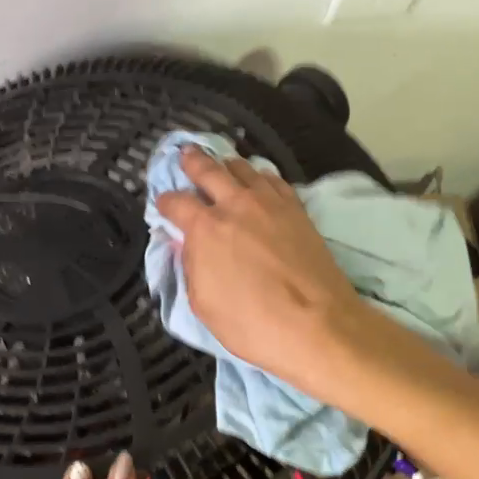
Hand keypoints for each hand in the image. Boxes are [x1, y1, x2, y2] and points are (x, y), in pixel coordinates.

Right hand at [155, 148, 372, 384]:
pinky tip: (258, 180)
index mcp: (205, 229)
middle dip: (193, 162)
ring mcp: (270, 203)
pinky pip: (274, 180)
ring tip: (222, 165)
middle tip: (185, 154)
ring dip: (228, 165)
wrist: (314, 324)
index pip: (176, 203)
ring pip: (244, 168)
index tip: (163, 203)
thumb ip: (190, 267)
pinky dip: (260, 176)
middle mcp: (235, 206)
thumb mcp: (202, 303)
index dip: (165, 202)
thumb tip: (186, 244)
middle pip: (209, 170)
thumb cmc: (250, 324)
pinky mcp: (297, 209)